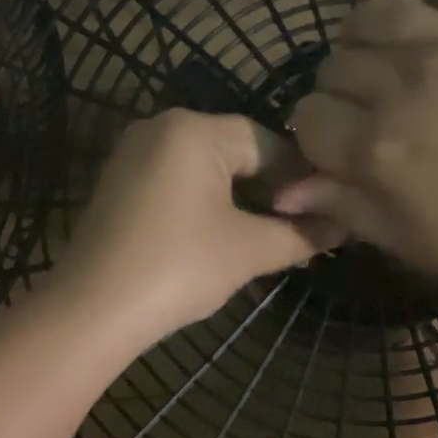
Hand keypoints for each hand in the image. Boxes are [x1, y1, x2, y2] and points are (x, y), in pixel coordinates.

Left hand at [55, 110, 342, 335]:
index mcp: (194, 129)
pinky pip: (177, 184)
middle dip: (272, 191)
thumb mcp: (249, 250)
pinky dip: (206, 206)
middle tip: (300, 230)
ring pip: (206, 170)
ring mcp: (133, 156)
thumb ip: (301, 234)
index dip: (303, 178)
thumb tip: (344, 226)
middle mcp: (161, 128)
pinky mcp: (119, 186)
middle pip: (236, 151)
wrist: (93, 310)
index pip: (268, 141)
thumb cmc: (179, 268)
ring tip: (268, 240)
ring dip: (241, 201)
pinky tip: (222, 240)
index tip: (326, 213)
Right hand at [280, 0, 437, 307]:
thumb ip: (346, 207)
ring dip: (366, 36)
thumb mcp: (411, 243)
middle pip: (336, 65)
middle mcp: (407, 83)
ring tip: (384, 61)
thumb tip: (286, 187)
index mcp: (378, 146)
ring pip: (379, 11)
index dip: (312, 139)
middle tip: (365, 117)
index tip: (334, 154)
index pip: (307, 118)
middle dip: (337, 94)